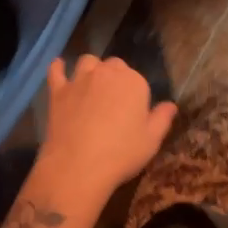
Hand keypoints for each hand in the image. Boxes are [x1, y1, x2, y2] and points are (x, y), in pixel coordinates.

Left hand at [37, 56, 176, 198]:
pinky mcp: (58, 90)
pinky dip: (58, 67)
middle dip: (115, 77)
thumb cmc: (121, 154)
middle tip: (113, 101)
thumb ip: (162, 119)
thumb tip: (171, 105)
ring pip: (87, 62)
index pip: (137, 78)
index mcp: (133, 82)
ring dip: (91, 69)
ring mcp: (80, 79)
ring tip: (91, 84)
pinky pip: (56, 70)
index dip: (134, 93)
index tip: (132, 111)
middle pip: (113, 65)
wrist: (78, 166)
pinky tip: (59, 66)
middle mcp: (107, 72)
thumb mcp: (151, 141)